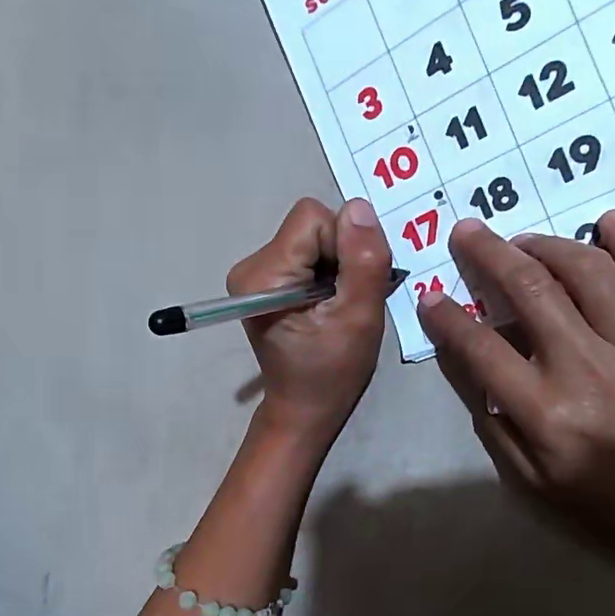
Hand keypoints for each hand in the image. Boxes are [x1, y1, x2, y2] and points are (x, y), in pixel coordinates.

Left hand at [227, 198, 392, 442]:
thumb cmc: (332, 371)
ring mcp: (256, 271)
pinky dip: (328, 271)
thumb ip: (363, 261)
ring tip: (340, 303)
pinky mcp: (266, 279)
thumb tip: (360, 207)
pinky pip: (307, 251)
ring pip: (314, 236)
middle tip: (349, 298)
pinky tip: (331, 301)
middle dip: (342, 254)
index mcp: (265, 275)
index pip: (315, 218)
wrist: (304, 408)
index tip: (351, 286)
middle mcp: (251, 265)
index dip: (346, 244)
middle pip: (312, 224)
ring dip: (338, 264)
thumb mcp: (359, 318)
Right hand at [416, 213, 614, 615]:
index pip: (480, 348)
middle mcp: (590, 368)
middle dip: (488, 252)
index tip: (430, 295)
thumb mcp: (538, 486)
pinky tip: (609, 224)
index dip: (446, 316)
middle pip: (529, 289)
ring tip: (525, 238)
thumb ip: (498, 428)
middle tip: (467, 230)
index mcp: (548, 413)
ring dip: (547, 243)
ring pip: (588, 269)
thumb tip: (475, 372)